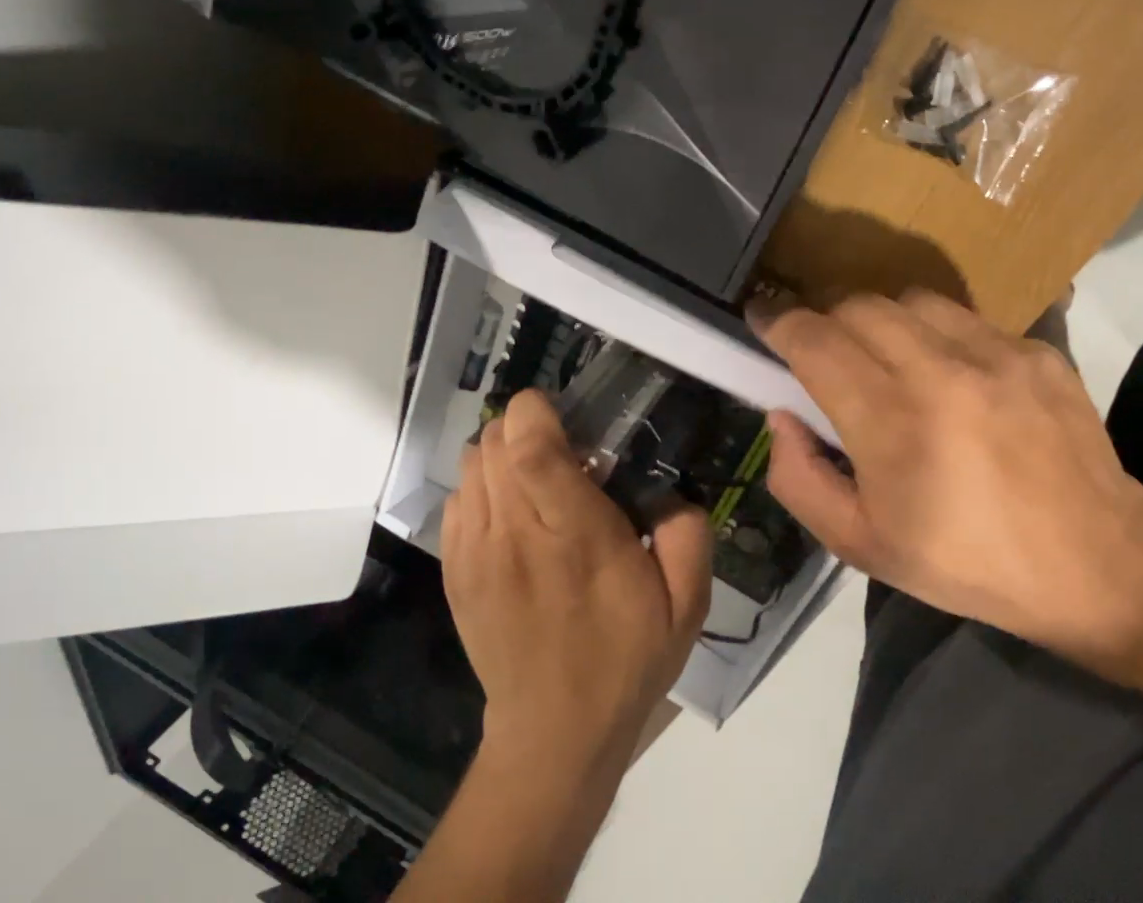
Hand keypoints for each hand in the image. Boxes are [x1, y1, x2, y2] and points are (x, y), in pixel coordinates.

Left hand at [440, 390, 712, 772]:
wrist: (555, 731)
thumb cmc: (626, 662)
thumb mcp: (687, 605)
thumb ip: (688, 535)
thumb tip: (669, 491)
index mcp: (576, 537)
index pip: (530, 448)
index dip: (537, 412)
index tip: (563, 413)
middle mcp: (514, 535)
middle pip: (494, 443)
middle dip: (527, 430)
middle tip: (565, 455)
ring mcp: (475, 554)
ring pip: (471, 465)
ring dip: (503, 457)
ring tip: (536, 485)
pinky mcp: (454, 572)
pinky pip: (456, 500)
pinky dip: (482, 489)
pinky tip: (511, 518)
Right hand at [753, 293, 1142, 665]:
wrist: (1092, 564)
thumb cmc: (964, 564)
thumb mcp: (859, 545)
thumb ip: (799, 477)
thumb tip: (782, 416)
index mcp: (892, 423)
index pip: (815, 341)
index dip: (778, 324)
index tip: (762, 321)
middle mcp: (942, 371)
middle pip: (858, 305)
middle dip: (825, 320)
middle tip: (822, 352)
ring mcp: (998, 353)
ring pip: (911, 300)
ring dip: (880, 320)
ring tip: (884, 358)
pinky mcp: (1038, 351)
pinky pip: (966, 319)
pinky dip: (936, 335)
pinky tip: (949, 377)